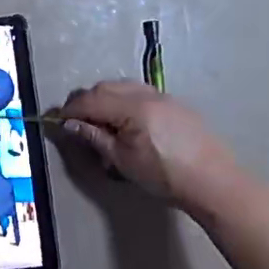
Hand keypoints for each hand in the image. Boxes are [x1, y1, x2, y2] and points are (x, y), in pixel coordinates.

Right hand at [58, 81, 241, 204]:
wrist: (213, 181)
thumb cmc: (164, 176)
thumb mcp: (122, 160)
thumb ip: (95, 137)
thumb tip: (70, 124)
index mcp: (132, 108)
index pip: (91, 100)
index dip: (70, 109)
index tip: (55, 120)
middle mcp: (147, 94)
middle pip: (105, 87)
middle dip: (85, 100)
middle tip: (73, 121)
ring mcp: (163, 96)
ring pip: (122, 86)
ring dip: (103, 98)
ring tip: (97, 121)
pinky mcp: (174, 103)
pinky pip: (139, 92)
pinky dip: (122, 99)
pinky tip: (123, 120)